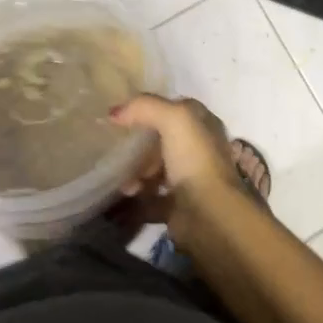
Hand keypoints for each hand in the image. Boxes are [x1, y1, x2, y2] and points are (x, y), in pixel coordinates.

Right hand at [108, 95, 242, 228]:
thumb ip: (144, 107)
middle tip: (118, 150)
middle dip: (139, 146)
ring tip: (122, 180)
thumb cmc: (194, 159)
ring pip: (156, 170)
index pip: (175, 109)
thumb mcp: (173, 118)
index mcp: (203, 125)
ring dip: (136, 173)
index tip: (122, 116)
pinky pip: (150, 199)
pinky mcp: (178, 207)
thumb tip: (114, 112)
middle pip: (162, 141)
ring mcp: (189, 179)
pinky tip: (122, 198)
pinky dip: (135, 200)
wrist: (208, 215)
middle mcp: (199, 150)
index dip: (151, 109)